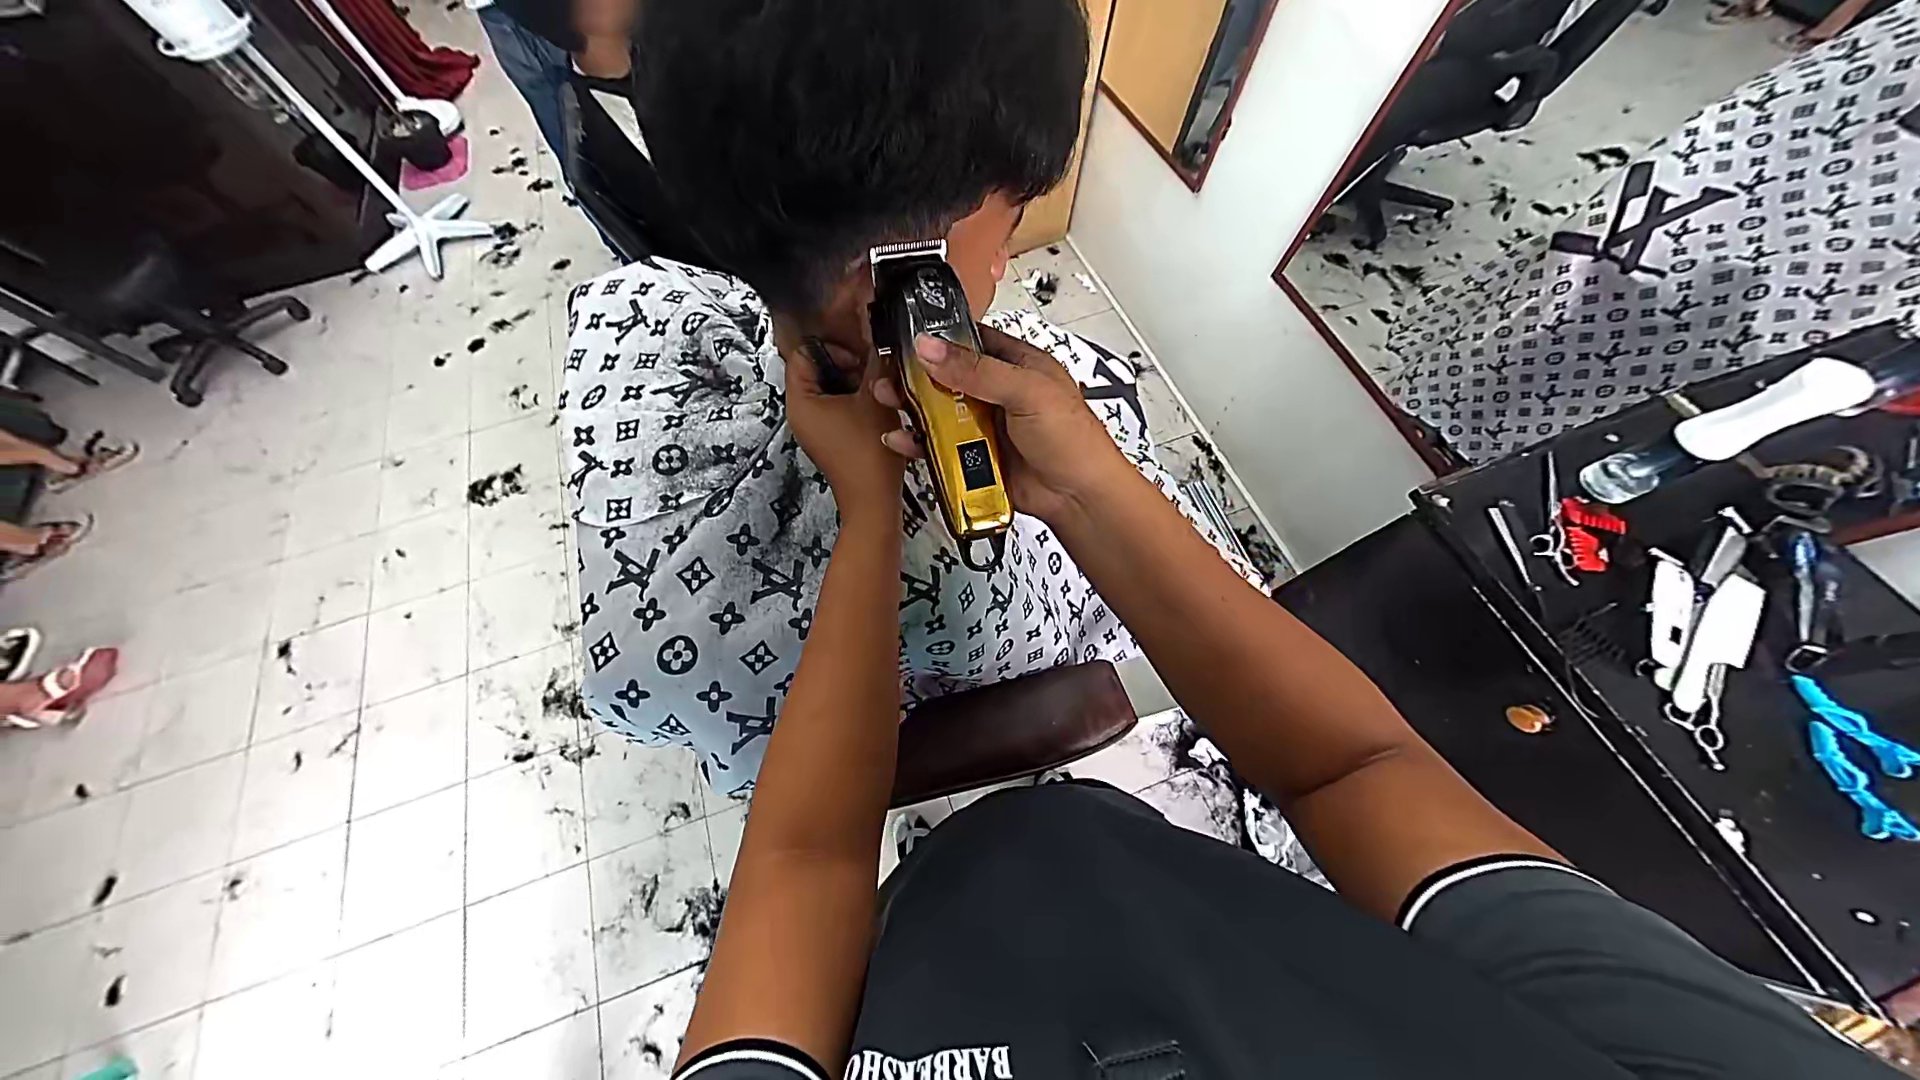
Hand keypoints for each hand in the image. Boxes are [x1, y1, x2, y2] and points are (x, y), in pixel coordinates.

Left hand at [782, 335, 905, 521]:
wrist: (874, 500)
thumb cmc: (868, 454)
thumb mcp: (875, 398)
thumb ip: (876, 362)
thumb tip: (880, 337)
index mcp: (799, 401)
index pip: (803, 353)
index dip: (832, 347)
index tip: (858, 356)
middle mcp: (801, 414)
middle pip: (817, 370)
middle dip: (847, 366)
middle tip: (871, 372)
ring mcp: (815, 428)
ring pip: (831, 389)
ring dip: (855, 384)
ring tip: (877, 390)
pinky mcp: (830, 438)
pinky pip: (838, 408)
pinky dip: (856, 402)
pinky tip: (876, 408)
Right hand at [876, 325, 1129, 523]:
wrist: (1078, 496)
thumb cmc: (1074, 441)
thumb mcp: (1026, 391)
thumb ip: (977, 369)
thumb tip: (934, 348)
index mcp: (1016, 365)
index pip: (971, 340)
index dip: (941, 337)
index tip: (909, 338)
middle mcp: (998, 393)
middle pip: (947, 378)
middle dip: (918, 376)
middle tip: (893, 374)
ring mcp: (985, 426)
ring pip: (939, 413)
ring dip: (914, 409)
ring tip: (892, 401)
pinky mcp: (975, 456)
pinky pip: (940, 447)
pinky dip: (920, 443)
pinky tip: (905, 438)